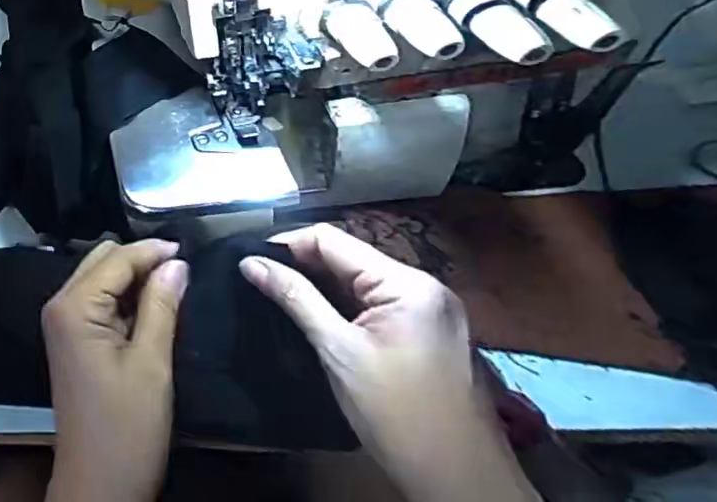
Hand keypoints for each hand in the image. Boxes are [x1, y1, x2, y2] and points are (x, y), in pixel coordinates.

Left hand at [41, 239, 187, 501]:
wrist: (97, 487)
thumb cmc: (126, 429)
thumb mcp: (151, 365)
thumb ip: (162, 307)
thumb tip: (177, 263)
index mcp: (74, 306)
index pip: (115, 259)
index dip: (151, 250)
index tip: (187, 249)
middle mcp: (60, 304)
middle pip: (102, 260)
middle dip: (140, 259)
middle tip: (181, 268)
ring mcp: (63, 321)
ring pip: (100, 276)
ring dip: (132, 275)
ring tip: (172, 281)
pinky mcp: (71, 337)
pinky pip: (98, 299)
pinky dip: (123, 295)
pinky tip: (151, 303)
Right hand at [240, 224, 535, 501]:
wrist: (466, 489)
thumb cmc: (400, 418)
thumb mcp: (339, 352)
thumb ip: (295, 298)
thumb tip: (250, 262)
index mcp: (408, 284)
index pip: (333, 240)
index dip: (288, 244)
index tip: (252, 259)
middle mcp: (423, 286)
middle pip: (347, 257)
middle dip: (302, 265)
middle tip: (260, 277)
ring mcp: (430, 310)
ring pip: (359, 280)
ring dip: (321, 285)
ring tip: (278, 292)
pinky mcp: (428, 332)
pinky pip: (375, 302)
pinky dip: (343, 304)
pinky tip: (315, 314)